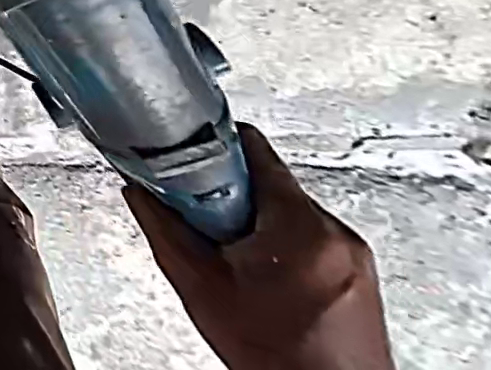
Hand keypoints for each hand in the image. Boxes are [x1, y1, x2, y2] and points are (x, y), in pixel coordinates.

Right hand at [124, 124, 393, 369]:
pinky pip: (300, 231)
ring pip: (278, 205)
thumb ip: (157, 221)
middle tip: (192, 214)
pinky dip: (266, 235)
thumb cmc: (275, 354)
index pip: (253, 147)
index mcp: (305, 228)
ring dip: (241, 214)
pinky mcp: (356, 273)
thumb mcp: (193, 278)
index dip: (208, 142)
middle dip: (220, 188)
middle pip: (262, 178)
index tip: (180, 152)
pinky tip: (246, 265)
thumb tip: (135, 186)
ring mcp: (354, 256)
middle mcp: (339, 235)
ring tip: (219, 247)